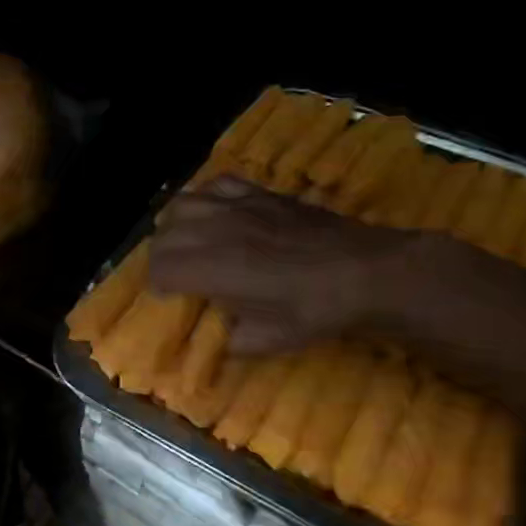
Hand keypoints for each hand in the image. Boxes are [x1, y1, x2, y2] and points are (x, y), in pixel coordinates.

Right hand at [149, 177, 427, 352]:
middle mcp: (219, 230)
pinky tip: (212, 214)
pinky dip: (204, 198)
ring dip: (175, 226)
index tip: (169, 298)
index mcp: (217, 269)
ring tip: (186, 243)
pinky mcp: (260, 194)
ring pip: (181, 204)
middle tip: (174, 276)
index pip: (160, 268)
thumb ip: (229, 340)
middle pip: (164, 235)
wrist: (368, 272)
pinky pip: (215, 184)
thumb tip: (216, 336)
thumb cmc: (316, 311)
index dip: (157, 285)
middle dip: (161, 258)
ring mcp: (239, 206)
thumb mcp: (267, 341)